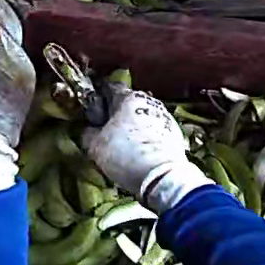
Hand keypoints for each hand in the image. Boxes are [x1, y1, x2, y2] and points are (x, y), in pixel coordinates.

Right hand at [83, 85, 212, 213]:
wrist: (163, 177)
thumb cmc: (125, 154)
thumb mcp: (96, 146)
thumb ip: (88, 133)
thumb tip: (88, 129)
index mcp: (128, 98)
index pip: (110, 87)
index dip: (99, 96)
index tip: (93, 108)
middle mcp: (149, 101)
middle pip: (128, 103)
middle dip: (118, 113)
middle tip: (106, 129)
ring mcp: (165, 117)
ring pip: (144, 117)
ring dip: (134, 126)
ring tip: (125, 144)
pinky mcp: (176, 134)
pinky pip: (156, 131)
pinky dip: (148, 138)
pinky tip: (141, 152)